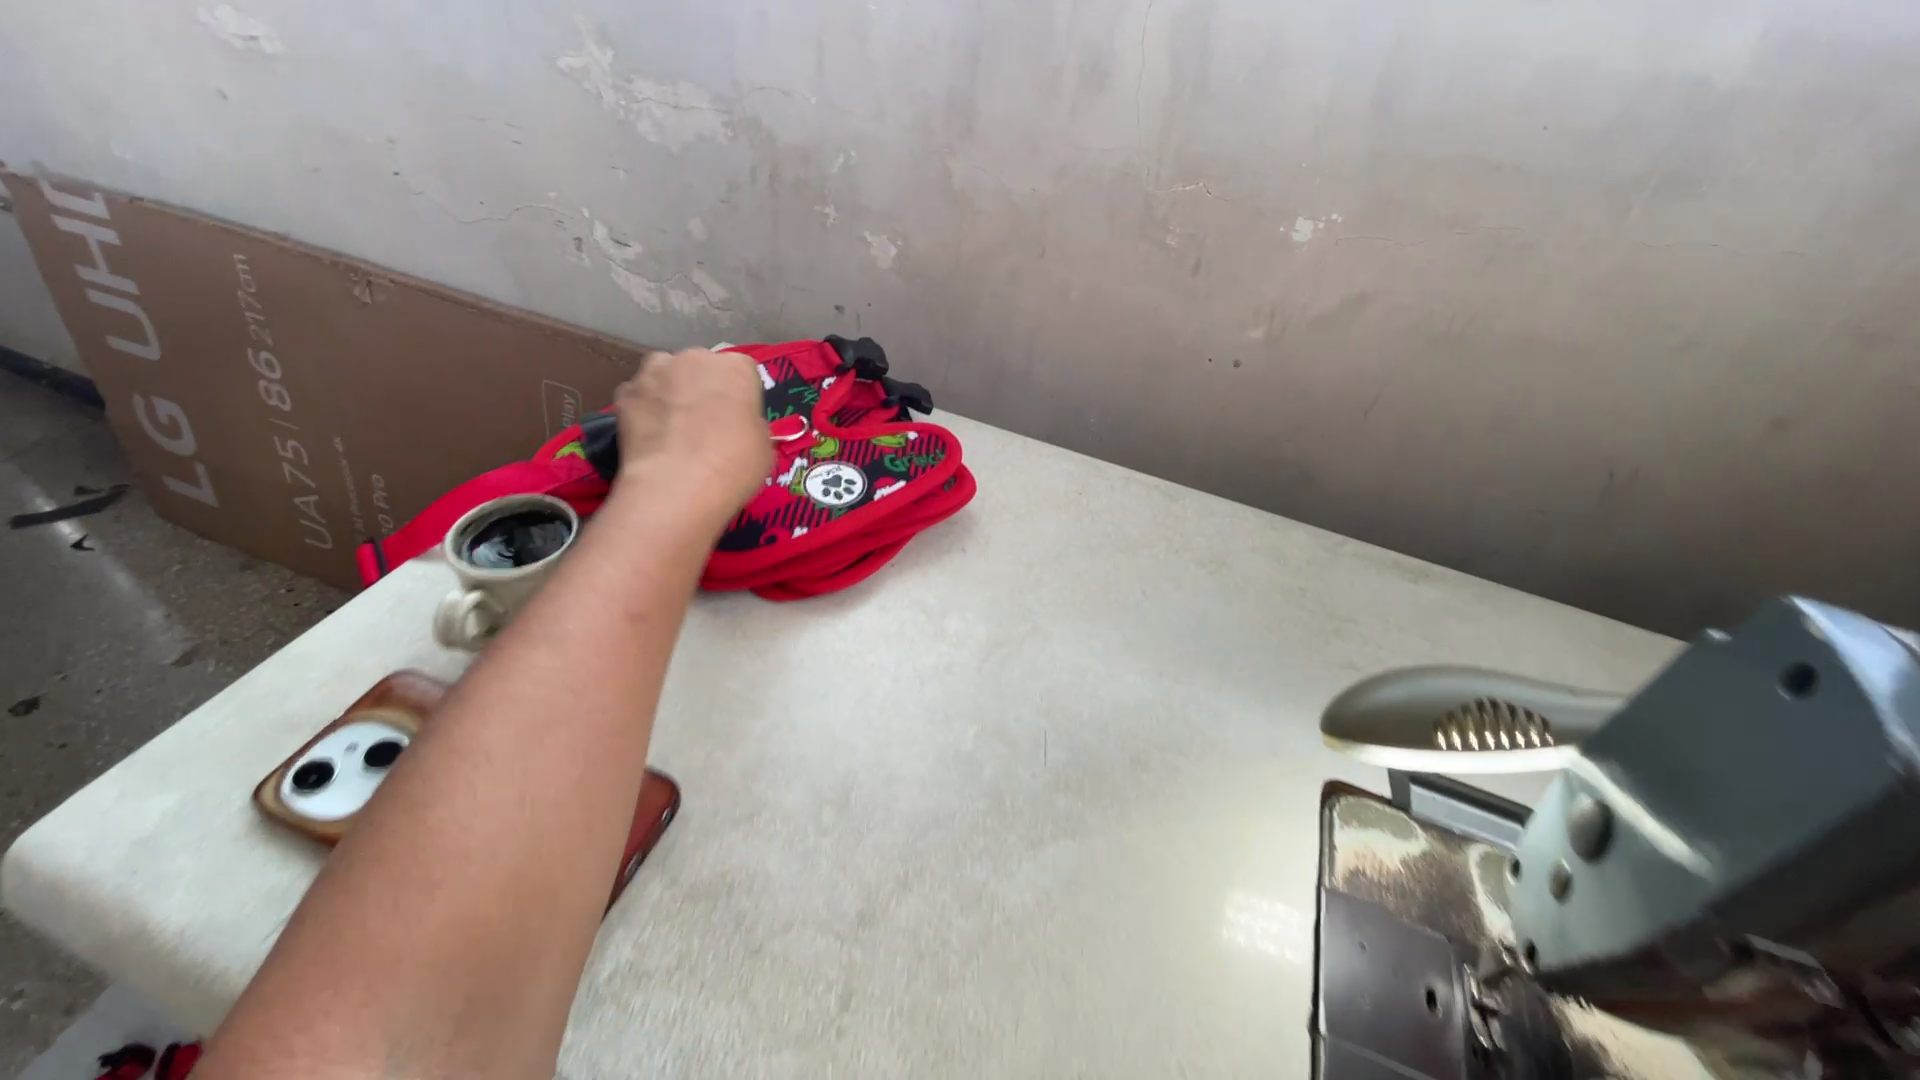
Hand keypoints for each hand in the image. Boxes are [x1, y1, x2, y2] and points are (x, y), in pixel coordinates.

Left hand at [610, 348, 770, 526]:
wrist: (676, 486)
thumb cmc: (733, 466)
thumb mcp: (764, 448)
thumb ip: (751, 425)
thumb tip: (738, 426)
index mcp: (737, 368)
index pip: (742, 372)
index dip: (740, 397)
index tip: (737, 420)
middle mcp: (695, 358)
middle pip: (700, 367)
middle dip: (702, 388)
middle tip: (704, 424)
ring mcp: (655, 372)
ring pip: (665, 375)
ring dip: (669, 392)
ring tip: (672, 427)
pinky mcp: (625, 393)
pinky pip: (638, 395)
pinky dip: (643, 409)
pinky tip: (648, 436)